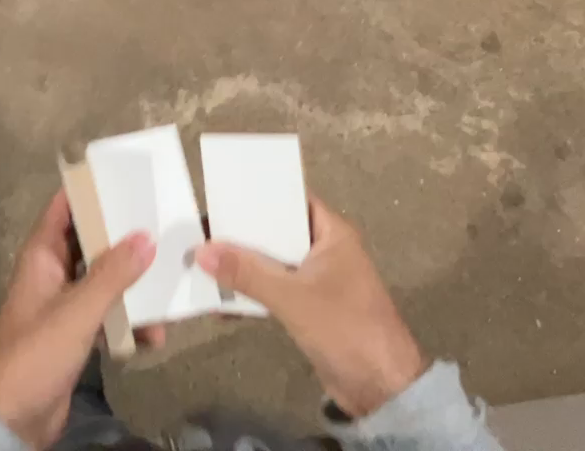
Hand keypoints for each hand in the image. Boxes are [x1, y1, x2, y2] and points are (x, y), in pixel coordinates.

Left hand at [0, 190, 157, 447]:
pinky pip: (107, 312)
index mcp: (41, 255)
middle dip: (122, 235)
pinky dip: (128, 318)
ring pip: (102, 277)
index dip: (90, 189)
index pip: (64, 206)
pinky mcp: (75, 331)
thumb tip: (147, 236)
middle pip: (90, 240)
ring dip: (131, 281)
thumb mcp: (77, 311)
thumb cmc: (36, 353)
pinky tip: (154, 332)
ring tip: (167, 279)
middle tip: (160, 223)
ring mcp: (63, 301)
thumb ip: (112, 275)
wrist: (14, 418)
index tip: (124, 176)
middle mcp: (52, 271)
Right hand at [196, 195, 424, 417]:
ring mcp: (317, 280)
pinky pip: (273, 288)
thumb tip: (202, 251)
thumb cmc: (346, 329)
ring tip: (203, 261)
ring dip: (242, 266)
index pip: (289, 199)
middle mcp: (324, 250)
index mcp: (332, 233)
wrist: (383, 392)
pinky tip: (221, 300)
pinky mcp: (309, 307)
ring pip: (271, 261)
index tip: (219, 193)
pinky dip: (251, 291)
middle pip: (275, 231)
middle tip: (201, 228)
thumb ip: (246, 273)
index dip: (256, 195)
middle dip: (240, 233)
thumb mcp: (292, 297)